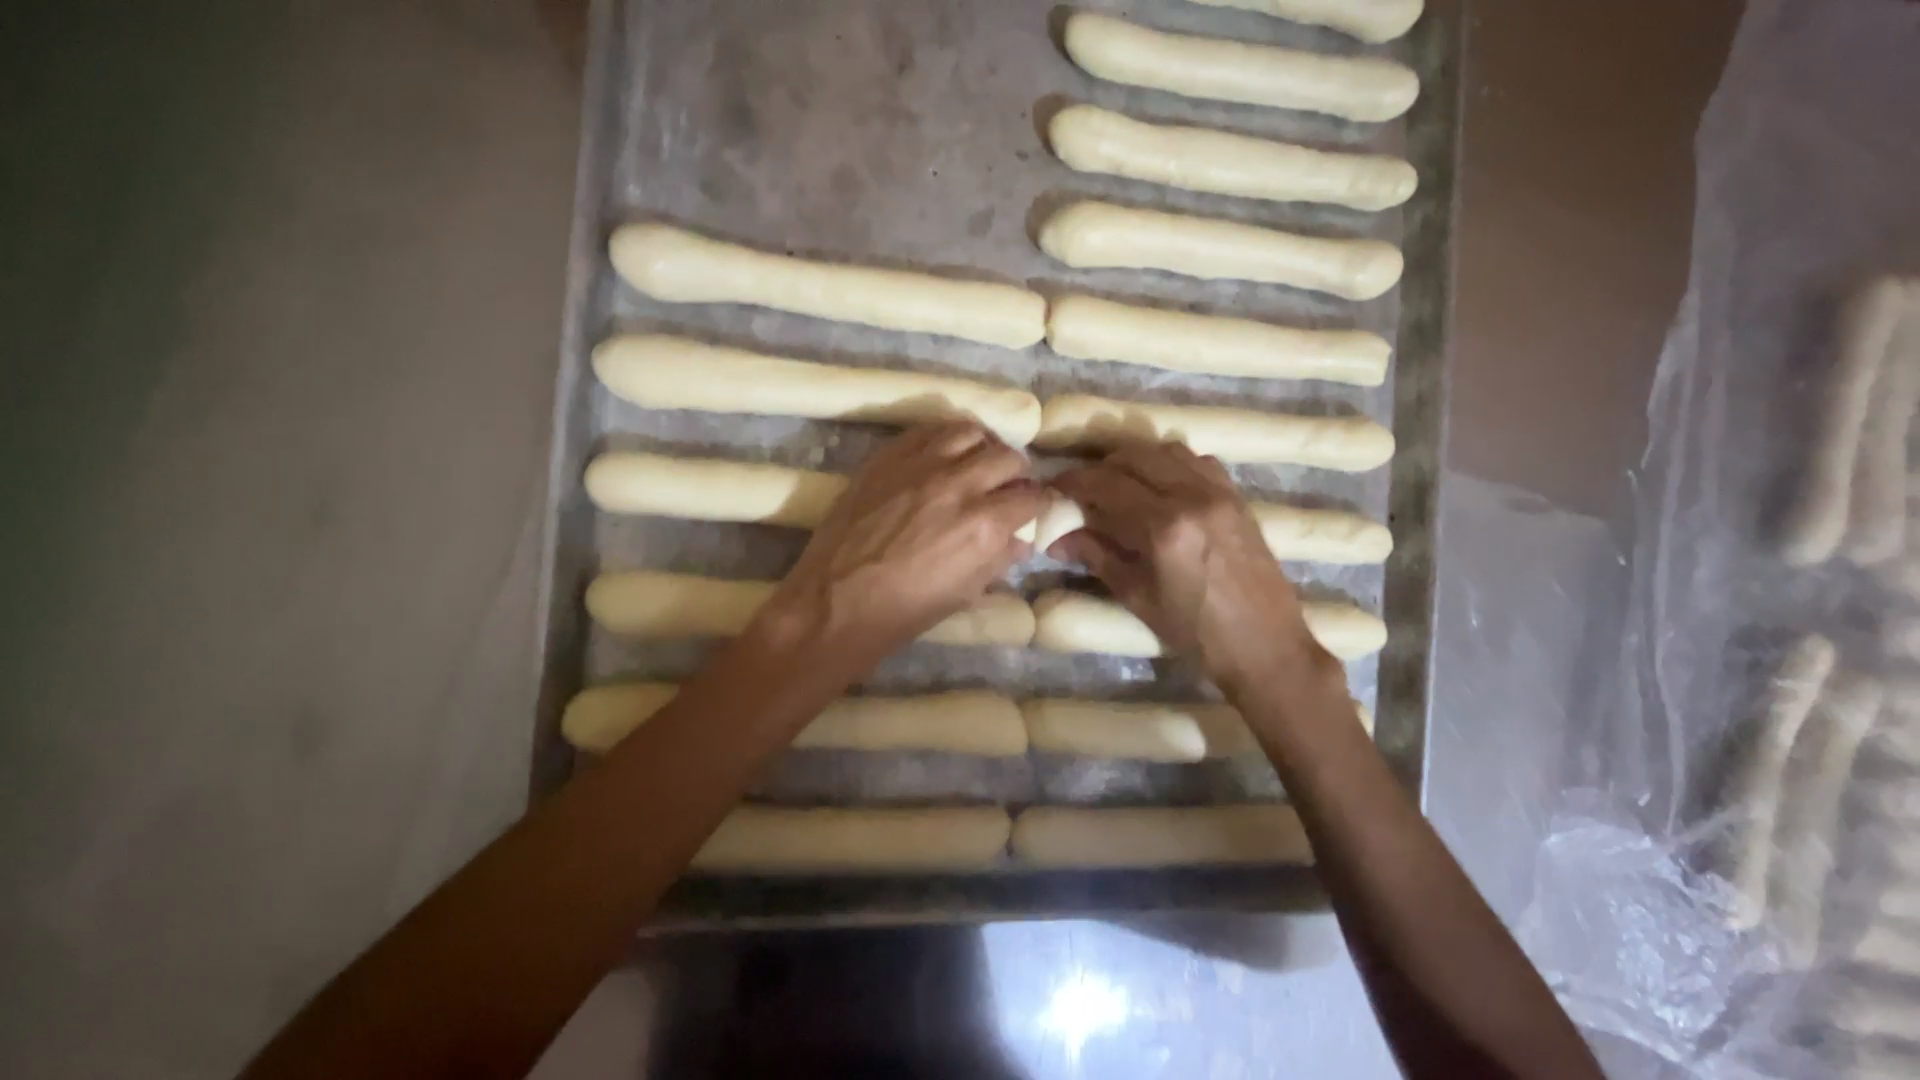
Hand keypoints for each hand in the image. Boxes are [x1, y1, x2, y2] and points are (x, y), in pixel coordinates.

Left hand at [763, 421, 1046, 660]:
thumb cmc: (904, 611)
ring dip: (983, 447)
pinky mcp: (887, 458)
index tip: (1034, 509)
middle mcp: (958, 485)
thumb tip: (1020, 538)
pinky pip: (928, 430)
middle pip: (1008, 458)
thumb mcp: (965, 594)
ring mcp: (919, 466)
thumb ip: (999, 559)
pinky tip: (944, 454)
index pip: (1032, 498)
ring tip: (978, 462)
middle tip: (1009, 487)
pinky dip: (945, 438)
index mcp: (983, 525)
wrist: (836, 602)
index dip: (1039, 504)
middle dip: (1017, 474)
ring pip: (971, 432)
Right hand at [1050, 441, 1329, 690]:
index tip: (1054, 488)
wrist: (1265, 646)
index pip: (1106, 485)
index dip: (1074, 482)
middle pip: (1134, 457)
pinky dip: (1170, 463)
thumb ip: (1097, 557)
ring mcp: (1220, 492)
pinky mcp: (1237, 497)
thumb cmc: (1196, 633)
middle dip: (1100, 467)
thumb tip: (1056, 540)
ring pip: (1166, 450)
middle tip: (1081, 487)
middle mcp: (1193, 496)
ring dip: (1135, 459)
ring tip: (1117, 483)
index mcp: (1164, 527)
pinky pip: (1197, 461)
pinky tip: (1159, 486)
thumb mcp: (1138, 597)